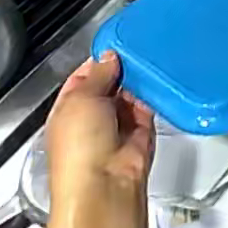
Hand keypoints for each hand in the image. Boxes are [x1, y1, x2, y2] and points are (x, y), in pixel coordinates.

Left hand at [43, 51, 154, 212]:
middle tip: (137, 50)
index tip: (117, 44)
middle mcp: (93, 116)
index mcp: (69, 107)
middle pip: (111, 83)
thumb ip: (98, 74)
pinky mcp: (142, 131)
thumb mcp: (81, 99)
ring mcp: (118, 124)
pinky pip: (150, 105)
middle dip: (122, 69)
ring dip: (139, 81)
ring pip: (132, 92)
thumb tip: (109, 57)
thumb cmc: (79, 146)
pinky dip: (154, 94)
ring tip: (149, 62)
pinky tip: (159, 80)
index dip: (99, 60)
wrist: (105, 183)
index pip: (84, 76)